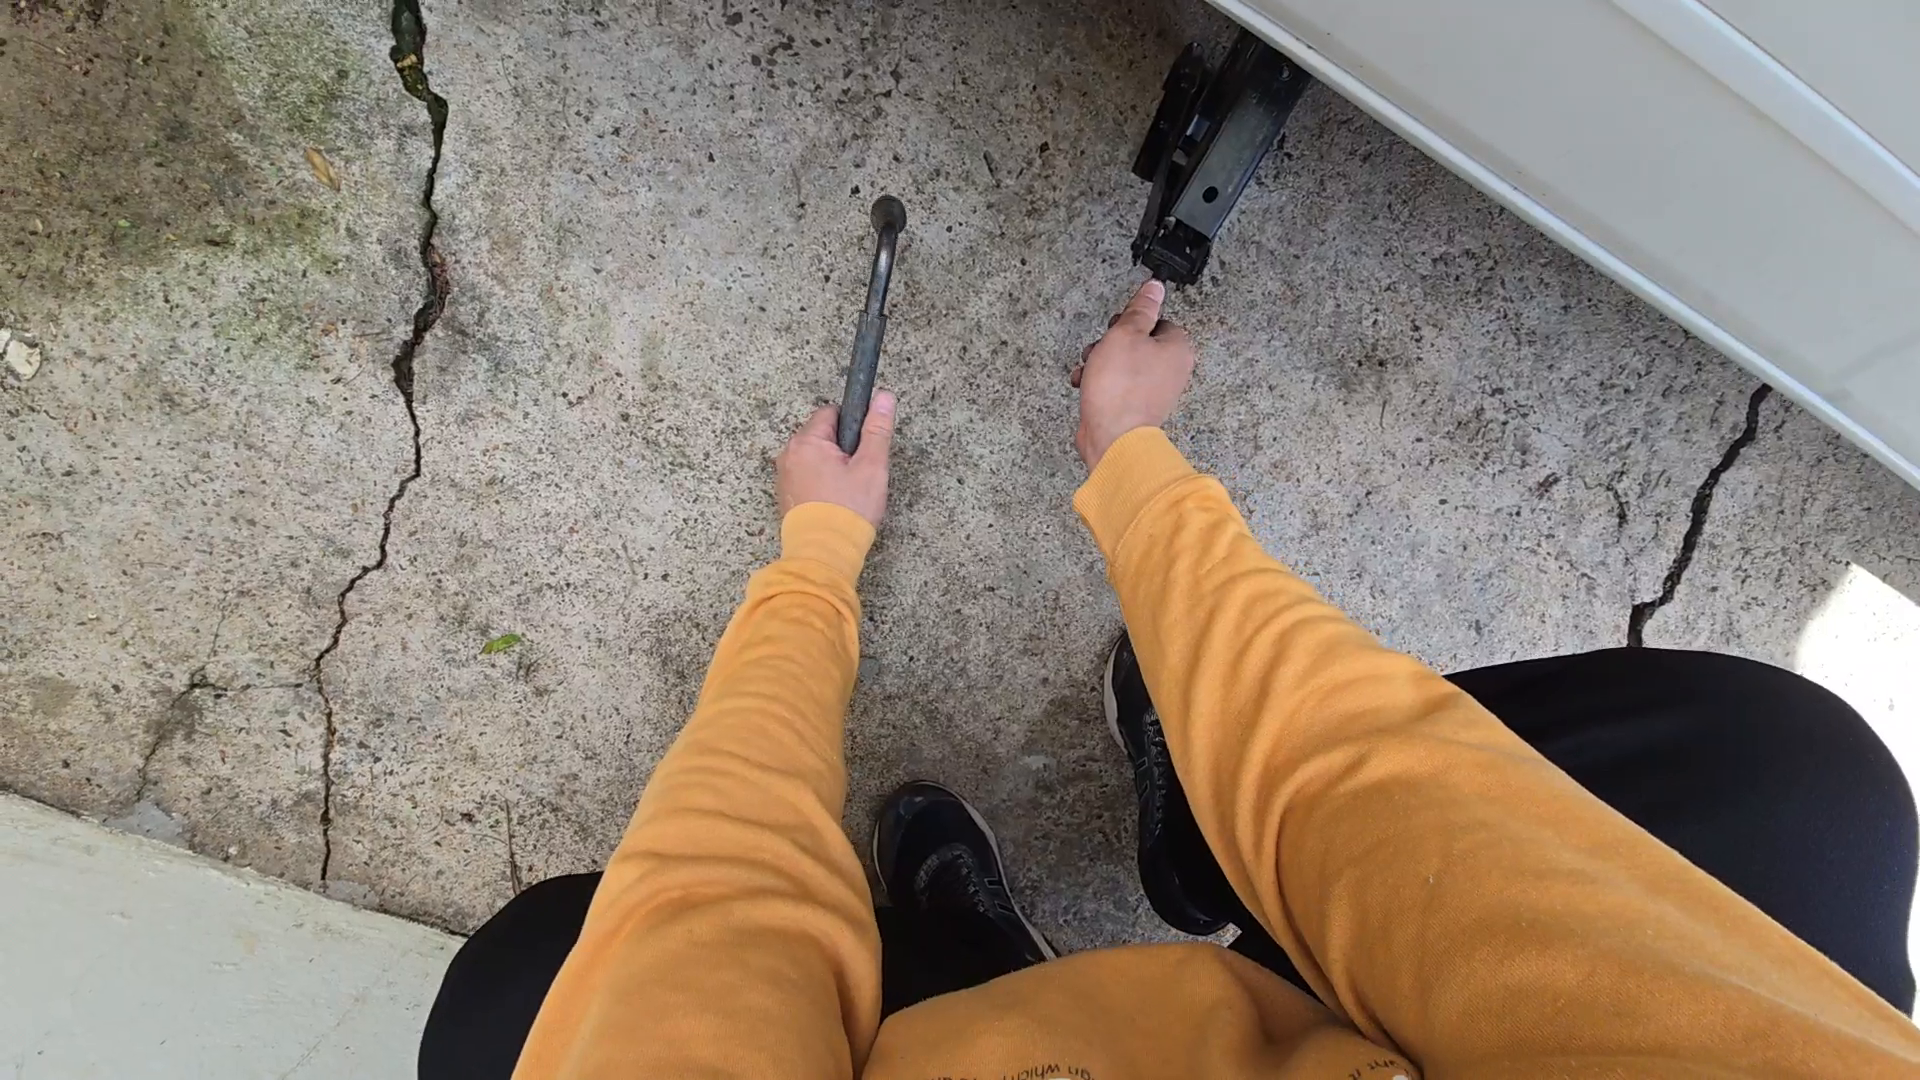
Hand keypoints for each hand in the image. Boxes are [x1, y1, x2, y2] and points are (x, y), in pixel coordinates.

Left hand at [775, 390, 896, 526]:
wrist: (824, 552)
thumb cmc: (848, 511)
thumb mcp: (871, 466)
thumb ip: (877, 429)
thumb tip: (884, 398)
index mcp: (807, 442)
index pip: (831, 413)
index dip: (852, 427)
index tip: (863, 447)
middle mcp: (789, 455)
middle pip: (822, 436)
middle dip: (842, 450)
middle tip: (858, 475)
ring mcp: (785, 476)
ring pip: (815, 458)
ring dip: (831, 468)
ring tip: (847, 492)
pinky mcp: (786, 496)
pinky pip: (807, 478)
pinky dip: (821, 484)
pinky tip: (835, 502)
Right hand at [1071, 279, 1194, 468]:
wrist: (1112, 437)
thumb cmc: (1120, 389)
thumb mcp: (1125, 334)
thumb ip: (1140, 309)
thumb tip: (1154, 288)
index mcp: (1177, 349)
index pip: (1158, 320)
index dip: (1133, 321)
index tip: (1117, 325)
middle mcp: (1171, 371)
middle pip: (1140, 343)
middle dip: (1112, 343)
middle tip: (1102, 347)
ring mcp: (1154, 392)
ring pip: (1125, 364)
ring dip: (1101, 362)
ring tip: (1089, 368)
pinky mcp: (1135, 408)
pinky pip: (1118, 386)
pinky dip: (1100, 383)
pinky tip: (1085, 385)